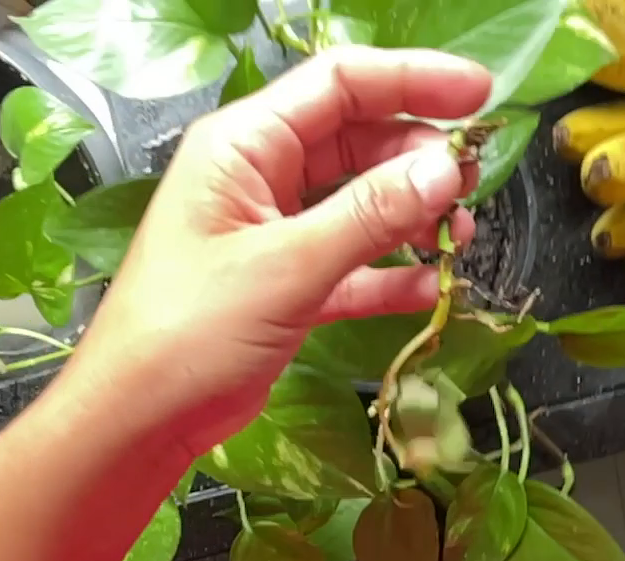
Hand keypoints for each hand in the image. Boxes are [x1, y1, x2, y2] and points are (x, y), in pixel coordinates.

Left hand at [62, 47, 490, 459]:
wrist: (145, 415)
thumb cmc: (192, 329)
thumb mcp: (287, 265)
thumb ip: (368, 215)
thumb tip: (444, 169)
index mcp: (246, 146)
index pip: (341, 85)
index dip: (413, 82)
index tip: (479, 97)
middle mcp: (261, 180)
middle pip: (357, 145)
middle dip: (417, 161)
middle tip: (470, 187)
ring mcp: (275, 237)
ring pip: (358, 209)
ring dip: (410, 220)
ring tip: (457, 239)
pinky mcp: (287, 290)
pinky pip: (351, 269)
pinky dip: (388, 277)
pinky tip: (427, 288)